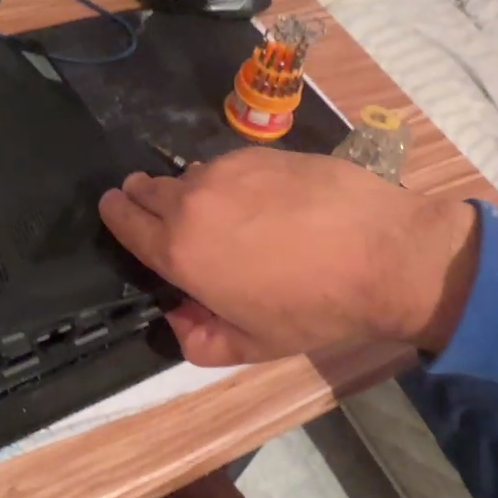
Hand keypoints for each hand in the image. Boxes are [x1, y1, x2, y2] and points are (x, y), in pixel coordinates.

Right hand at [98, 148, 479, 366]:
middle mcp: (192, 202)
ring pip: (190, 177)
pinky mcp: (261, 152)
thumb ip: (200, 340)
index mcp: (179, 252)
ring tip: (219, 213)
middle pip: (148, 189)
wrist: (382, 253)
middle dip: (144, 198)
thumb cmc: (314, 308)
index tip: (115, 208)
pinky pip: (226, 166)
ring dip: (192, 192)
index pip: (125, 220)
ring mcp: (227, 171)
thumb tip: (177, 319)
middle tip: (161, 213)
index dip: (115, 213)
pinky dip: (229, 181)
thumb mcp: (254, 345)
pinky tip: (259, 199)